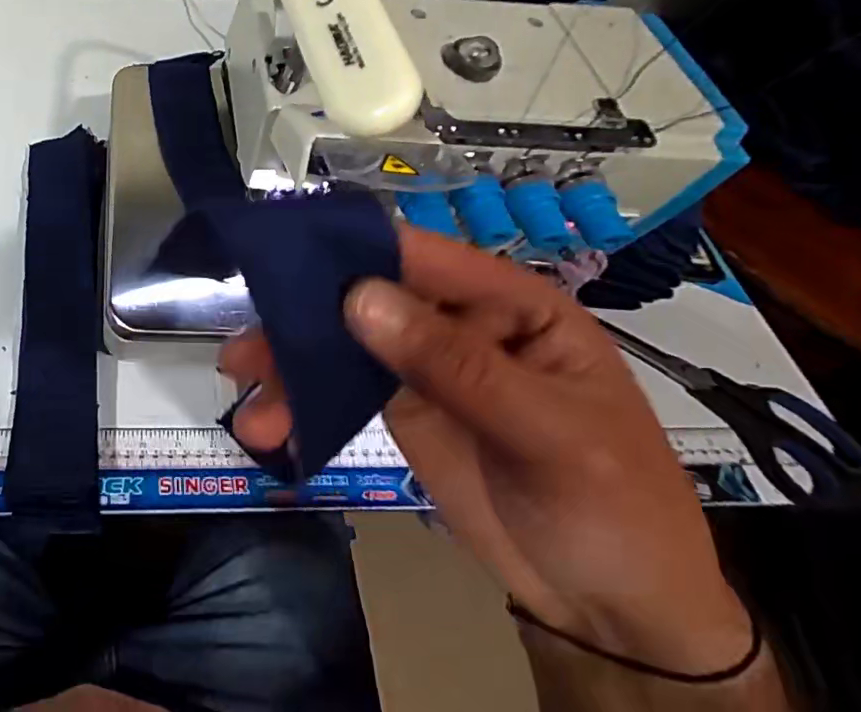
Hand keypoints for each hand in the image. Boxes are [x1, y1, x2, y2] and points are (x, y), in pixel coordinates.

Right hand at [220, 224, 750, 673]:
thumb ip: (455, 365)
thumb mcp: (547, 432)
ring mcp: (425, 367)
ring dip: (292, 366)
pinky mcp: (402, 409)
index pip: (422, 258)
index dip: (355, 249)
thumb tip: (359, 298)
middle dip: (304, 318)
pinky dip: (304, 403)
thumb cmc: (612, 507)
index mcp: (510, 304)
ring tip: (246, 399)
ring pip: (345, 345)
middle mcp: (459, 322)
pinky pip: (342, 392)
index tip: (283, 257)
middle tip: (246, 349)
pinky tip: (271, 425)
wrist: (615, 610)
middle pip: (368, 298)